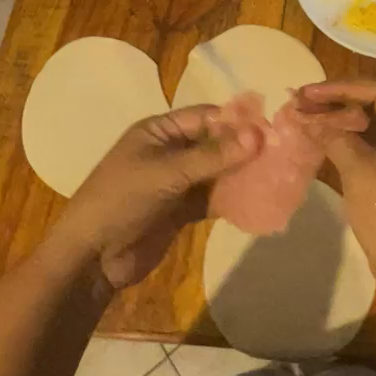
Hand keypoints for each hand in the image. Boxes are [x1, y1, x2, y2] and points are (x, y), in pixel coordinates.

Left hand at [49, 107, 258, 290]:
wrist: (92, 258)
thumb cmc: (122, 201)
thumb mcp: (167, 173)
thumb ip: (213, 155)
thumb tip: (258, 133)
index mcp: (159, 131)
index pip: (206, 116)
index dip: (238, 120)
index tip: (274, 126)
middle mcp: (170, 151)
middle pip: (215, 143)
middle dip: (245, 148)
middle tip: (283, 152)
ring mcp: (177, 182)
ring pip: (217, 171)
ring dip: (242, 174)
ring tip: (277, 175)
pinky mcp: (181, 210)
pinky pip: (213, 198)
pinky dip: (232, 198)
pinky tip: (258, 200)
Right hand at [296, 79, 375, 300]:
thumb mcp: (360, 174)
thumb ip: (334, 137)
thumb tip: (305, 115)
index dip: (341, 88)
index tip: (307, 92)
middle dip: (340, 101)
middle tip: (302, 102)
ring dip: (344, 119)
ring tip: (308, 116)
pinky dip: (353, 138)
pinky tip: (325, 136)